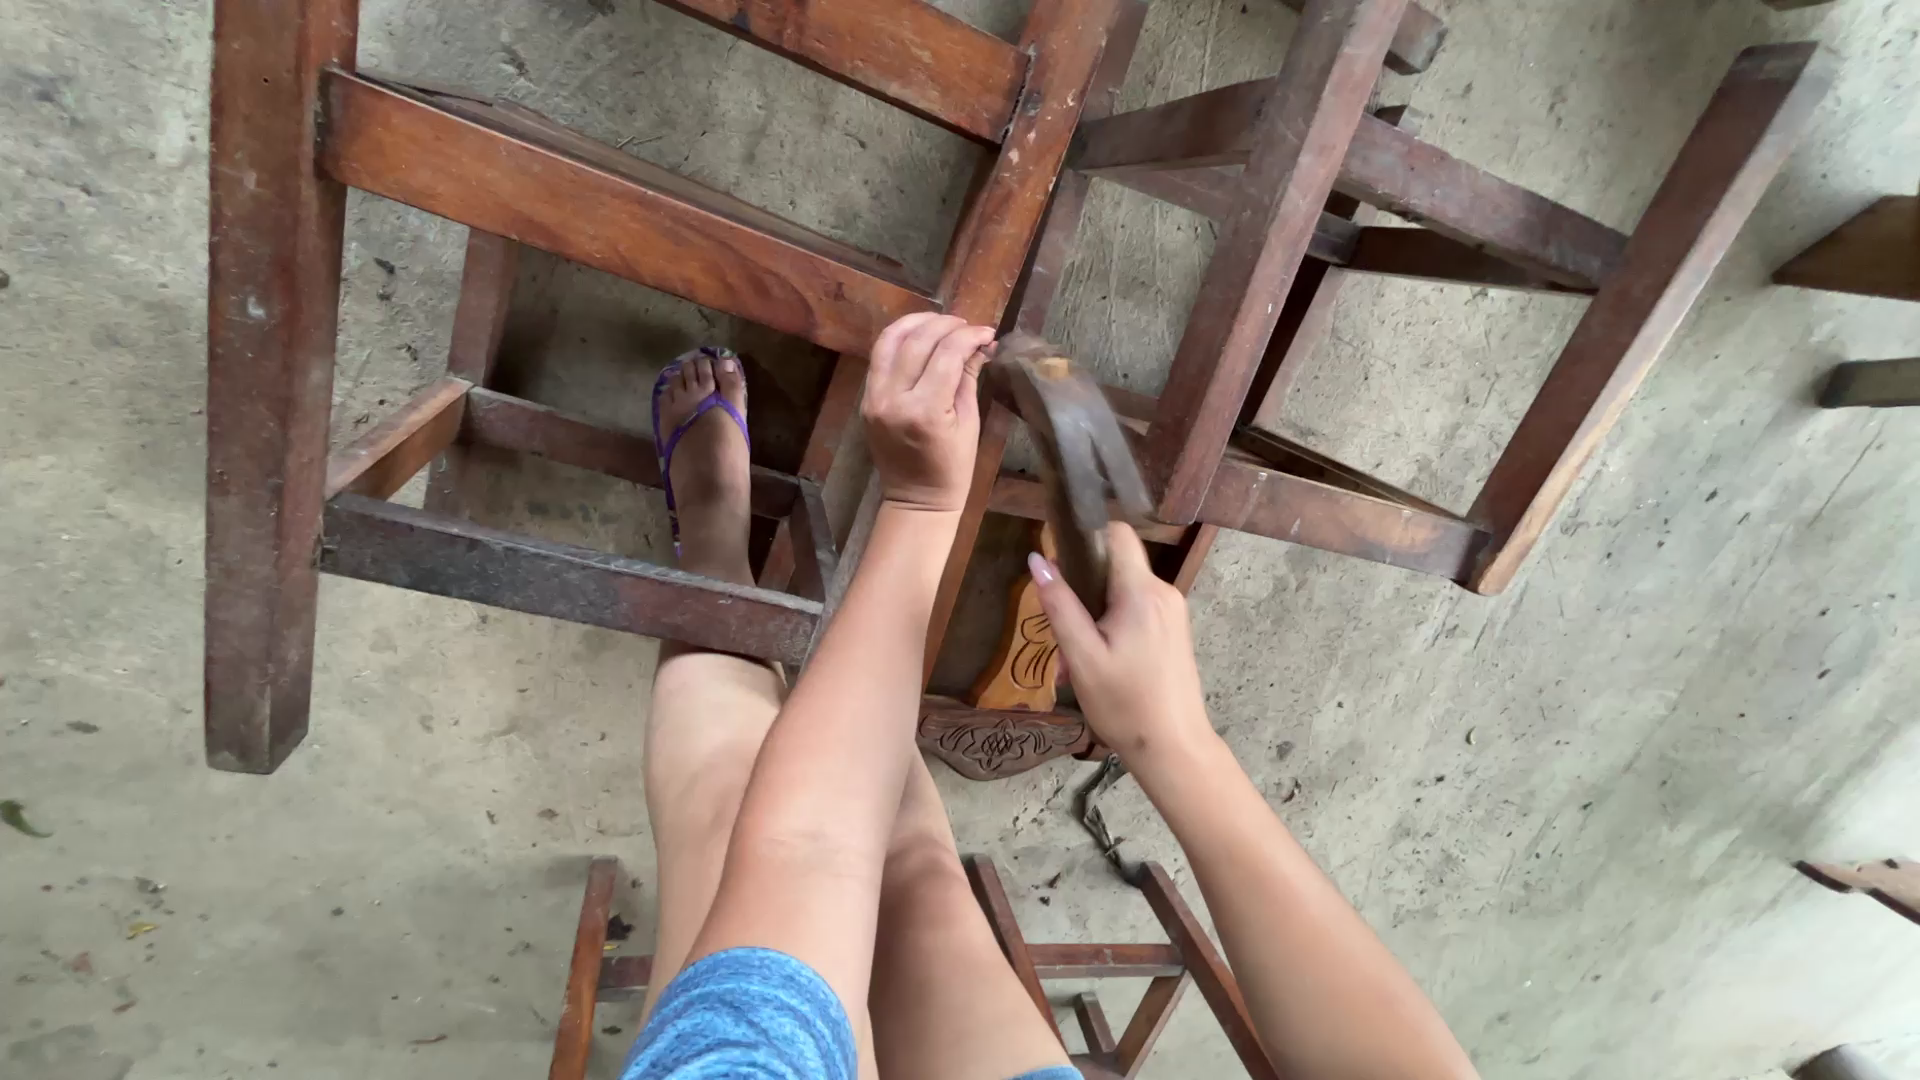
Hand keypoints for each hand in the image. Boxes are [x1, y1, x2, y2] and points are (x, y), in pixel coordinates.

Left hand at [863, 313, 995, 512]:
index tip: (987, 333)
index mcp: (926, 411)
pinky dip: (899, 340)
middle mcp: (894, 400)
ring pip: (890, 341)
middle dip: (946, 325)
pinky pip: (879, 358)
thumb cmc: (952, 469)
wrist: (916, 499)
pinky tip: (919, 337)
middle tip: (966, 325)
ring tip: (940, 321)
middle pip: (918, 341)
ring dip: (916, 323)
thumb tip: (980, 344)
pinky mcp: (866, 400)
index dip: (970, 336)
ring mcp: (874, 399)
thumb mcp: (969, 424)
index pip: (947, 354)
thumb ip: (968, 379)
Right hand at [1029, 525, 1213, 764]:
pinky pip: (1136, 611)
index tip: (1060, 561)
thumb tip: (1038, 560)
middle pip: (1114, 566)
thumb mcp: (1081, 656)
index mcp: (1142, 592)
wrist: (1173, 748)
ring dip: (1094, 615)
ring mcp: (1172, 612)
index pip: (1117, 533)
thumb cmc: (1124, 704)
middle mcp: (1163, 593)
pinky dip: (1112, 627)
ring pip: (1122, 592)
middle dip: (1082, 590)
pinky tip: (1098, 663)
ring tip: (1075, 659)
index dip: (1087, 535)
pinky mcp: (1174, 630)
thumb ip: (1059, 605)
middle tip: (1061, 633)